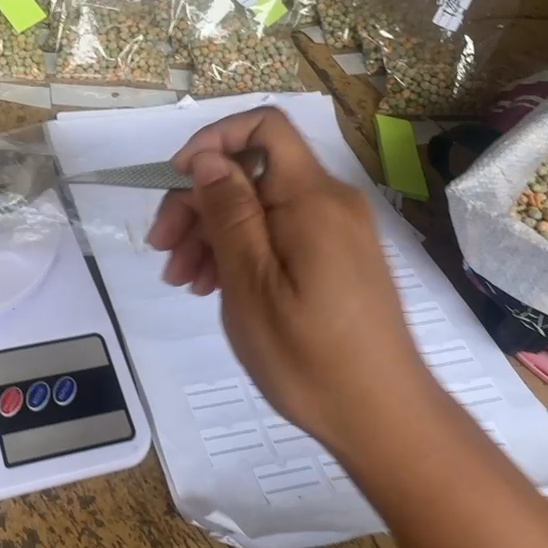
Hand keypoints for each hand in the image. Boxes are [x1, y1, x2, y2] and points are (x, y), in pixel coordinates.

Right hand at [145, 107, 431, 449]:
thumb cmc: (309, 356)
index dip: (214, 139)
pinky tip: (213, 286)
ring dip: (212, 232)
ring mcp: (335, 231)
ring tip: (182, 280)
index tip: (177, 179)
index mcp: (312, 198)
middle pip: (252, 172)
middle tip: (162, 250)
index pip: (264, 127)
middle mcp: (329, 202)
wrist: (385, 421)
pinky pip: (279, 233)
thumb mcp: (251, 283)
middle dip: (199, 201)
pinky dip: (242, 250)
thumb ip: (227, 212)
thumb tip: (206, 157)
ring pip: (260, 206)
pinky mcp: (335, 258)